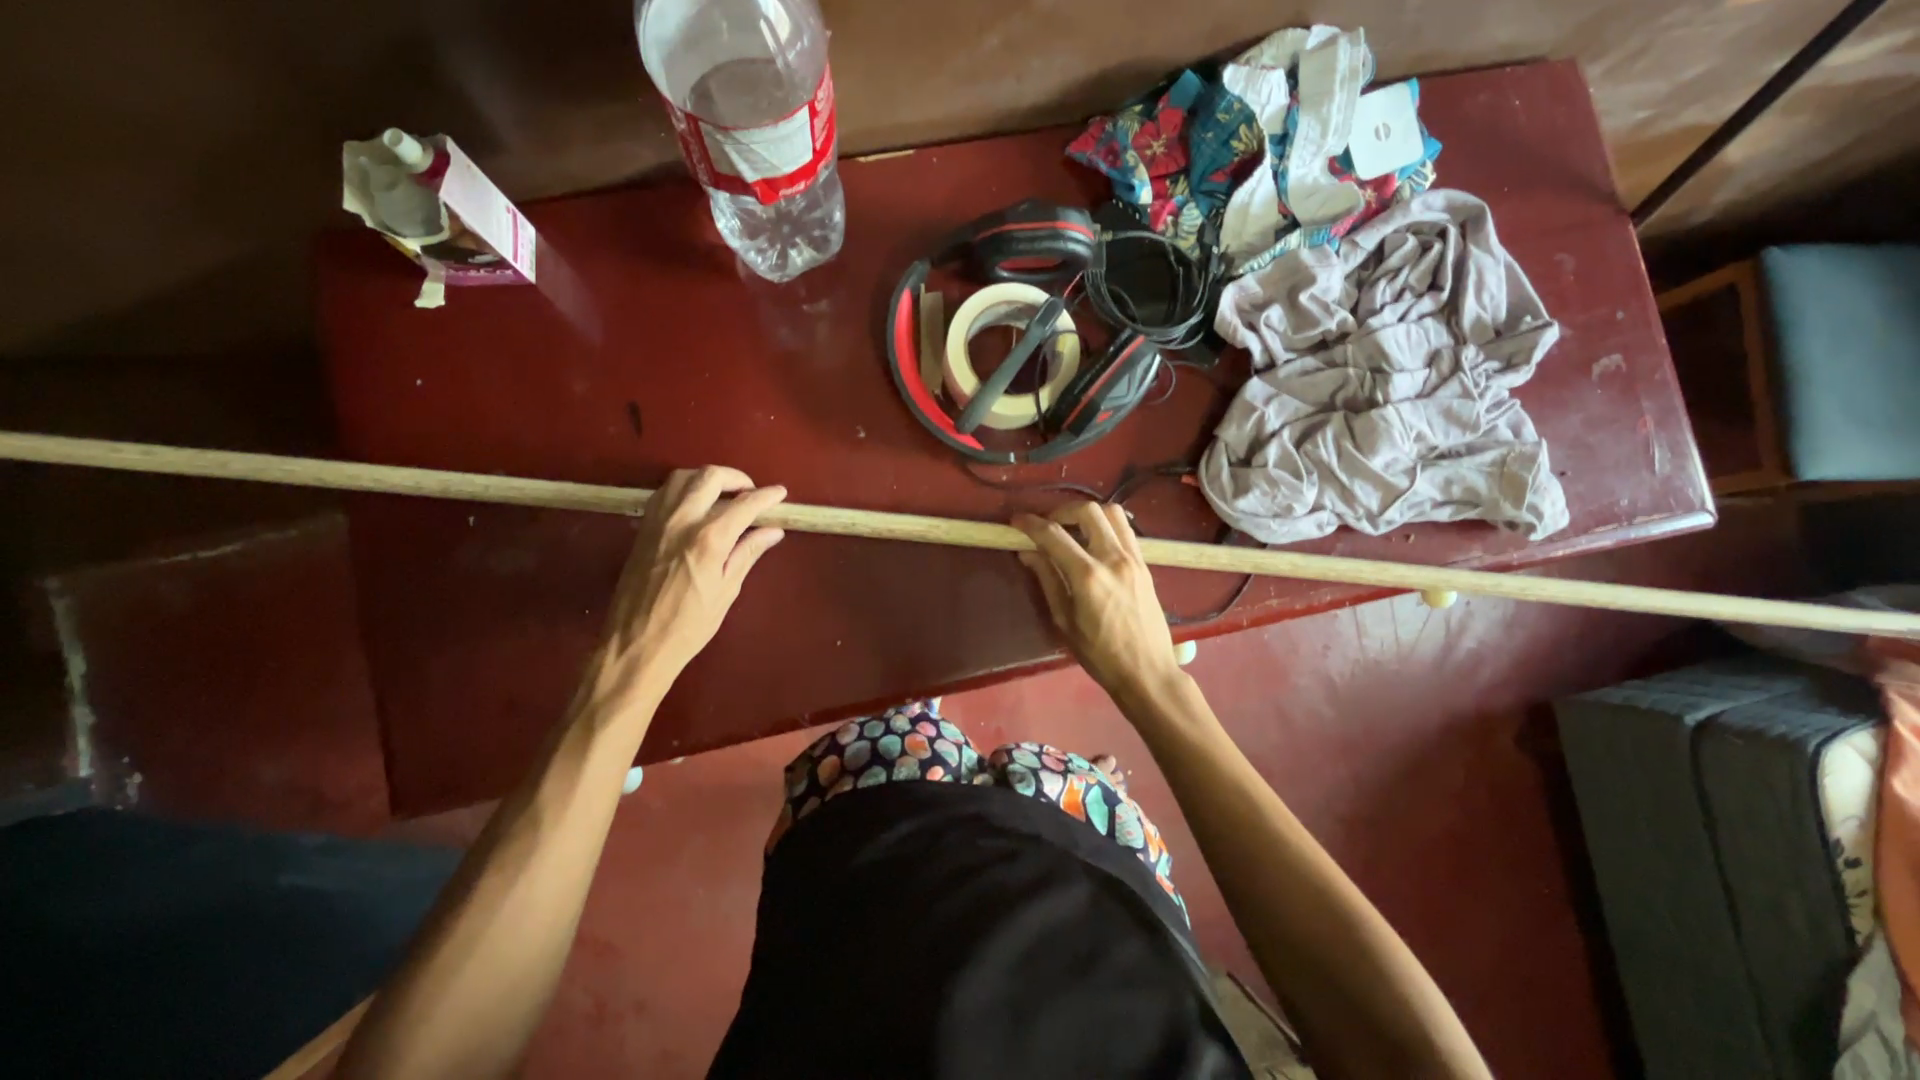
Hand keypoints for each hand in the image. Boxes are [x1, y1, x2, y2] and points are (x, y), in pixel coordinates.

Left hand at [576, 467, 785, 717]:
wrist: (636, 642)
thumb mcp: (726, 591)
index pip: (744, 504)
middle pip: (711, 477)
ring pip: (683, 477)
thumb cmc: (689, 625)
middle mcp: (681, 520)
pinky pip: (664, 492)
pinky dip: (685, 488)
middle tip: (750, 492)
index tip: (780, 494)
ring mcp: (658, 521)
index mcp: (708, 539)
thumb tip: (772, 531)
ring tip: (723, 494)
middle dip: (736, 478)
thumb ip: (747, 553)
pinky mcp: (643, 527)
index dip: (766, 496)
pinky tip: (695, 505)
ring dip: (707, 478)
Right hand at [1015, 502, 1180, 703]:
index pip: (1054, 535)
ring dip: (1088, 514)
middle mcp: (1113, 559)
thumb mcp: (1064, 621)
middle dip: (1062, 511)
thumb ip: (1047, 580)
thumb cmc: (1099, 654)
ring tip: (1072, 530)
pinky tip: (1094, 543)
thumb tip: (1028, 553)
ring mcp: (1133, 559)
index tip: (1016, 521)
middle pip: (1087, 511)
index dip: (1031, 524)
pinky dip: (1106, 526)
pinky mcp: (1145, 565)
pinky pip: (1126, 530)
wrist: (1147, 671)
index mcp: (1088, 576)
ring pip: (1112, 513)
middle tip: (1047, 526)